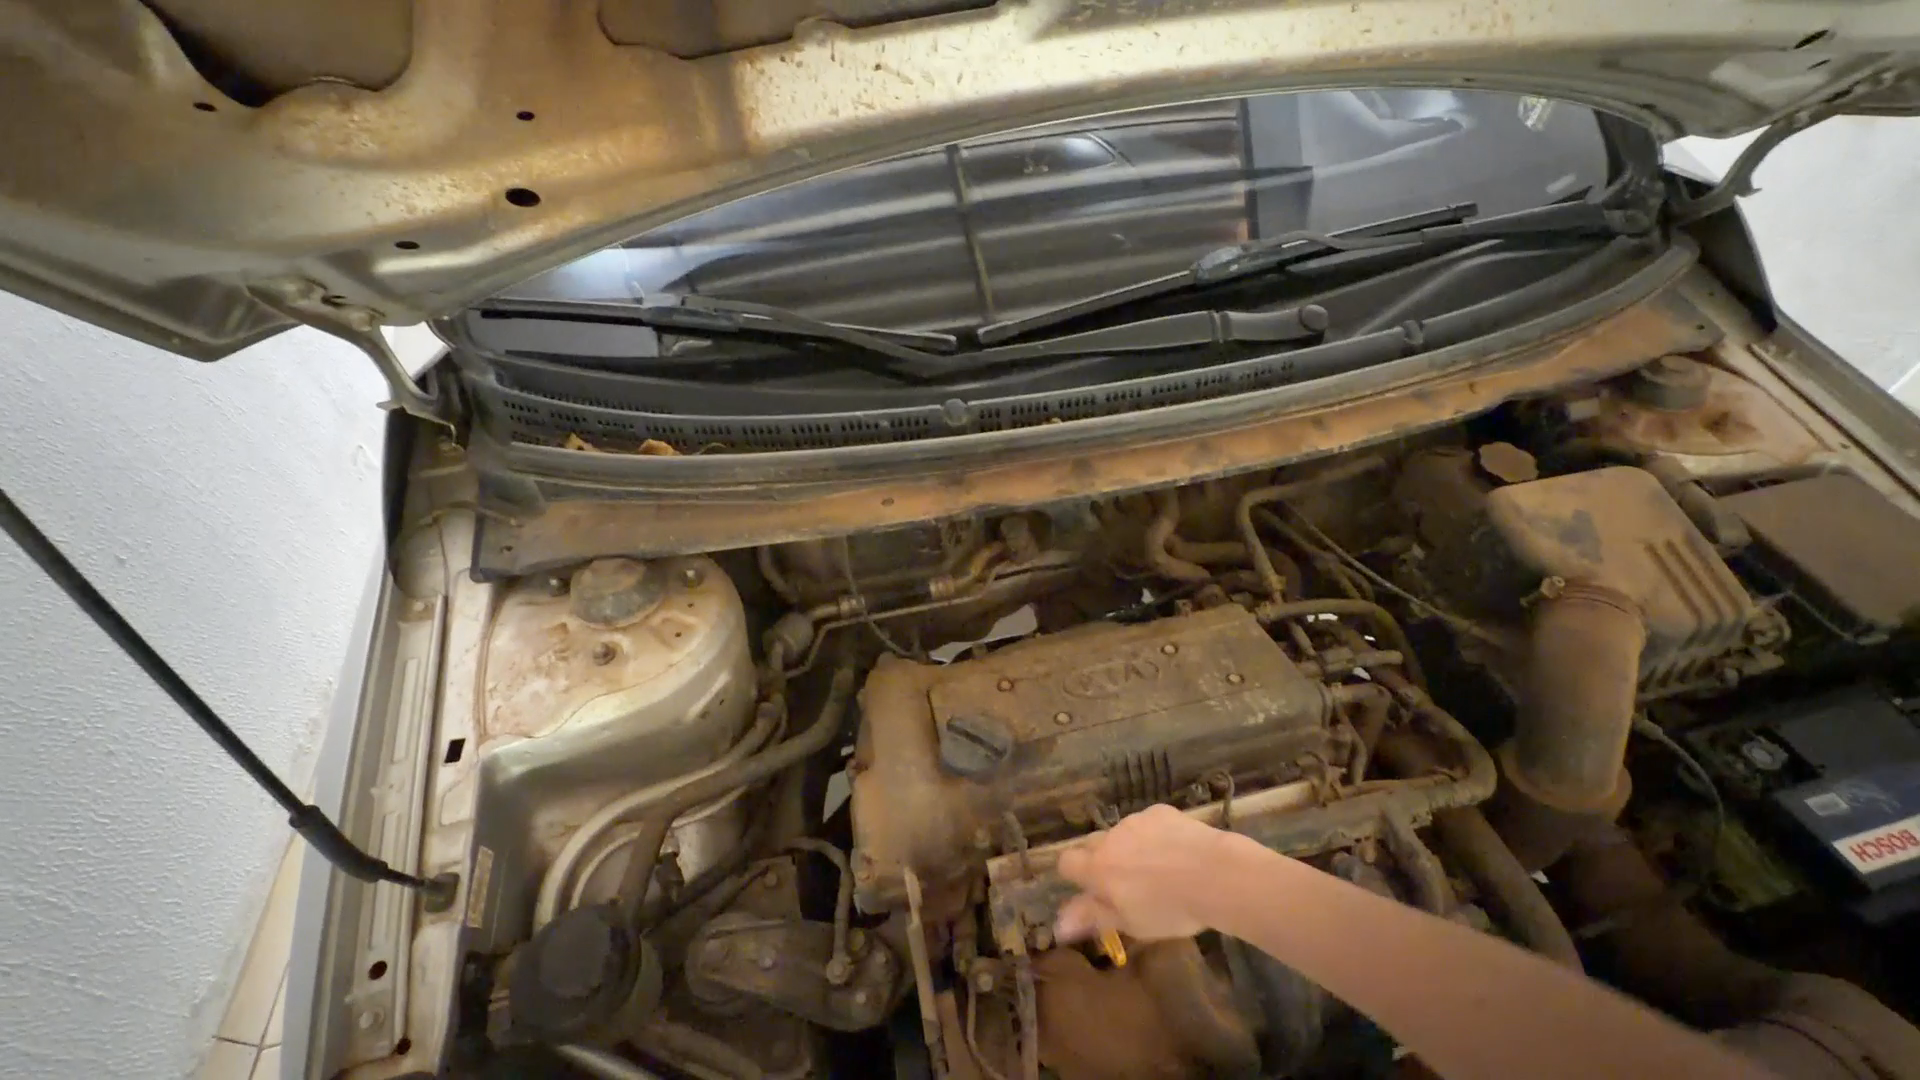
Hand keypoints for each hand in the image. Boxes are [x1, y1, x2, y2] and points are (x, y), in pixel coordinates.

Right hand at [1053, 804, 1249, 942]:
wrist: (1215, 875)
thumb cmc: (1169, 908)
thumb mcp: (1129, 923)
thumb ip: (1092, 917)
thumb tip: (1058, 924)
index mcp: (1097, 868)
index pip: (1066, 862)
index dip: (1075, 875)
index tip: (1091, 891)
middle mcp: (1110, 838)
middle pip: (1093, 845)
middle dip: (1102, 861)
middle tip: (1125, 884)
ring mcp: (1136, 821)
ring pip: (1122, 834)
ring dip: (1130, 848)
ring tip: (1158, 870)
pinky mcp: (1161, 812)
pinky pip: (1148, 823)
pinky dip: (1155, 836)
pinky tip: (1177, 852)